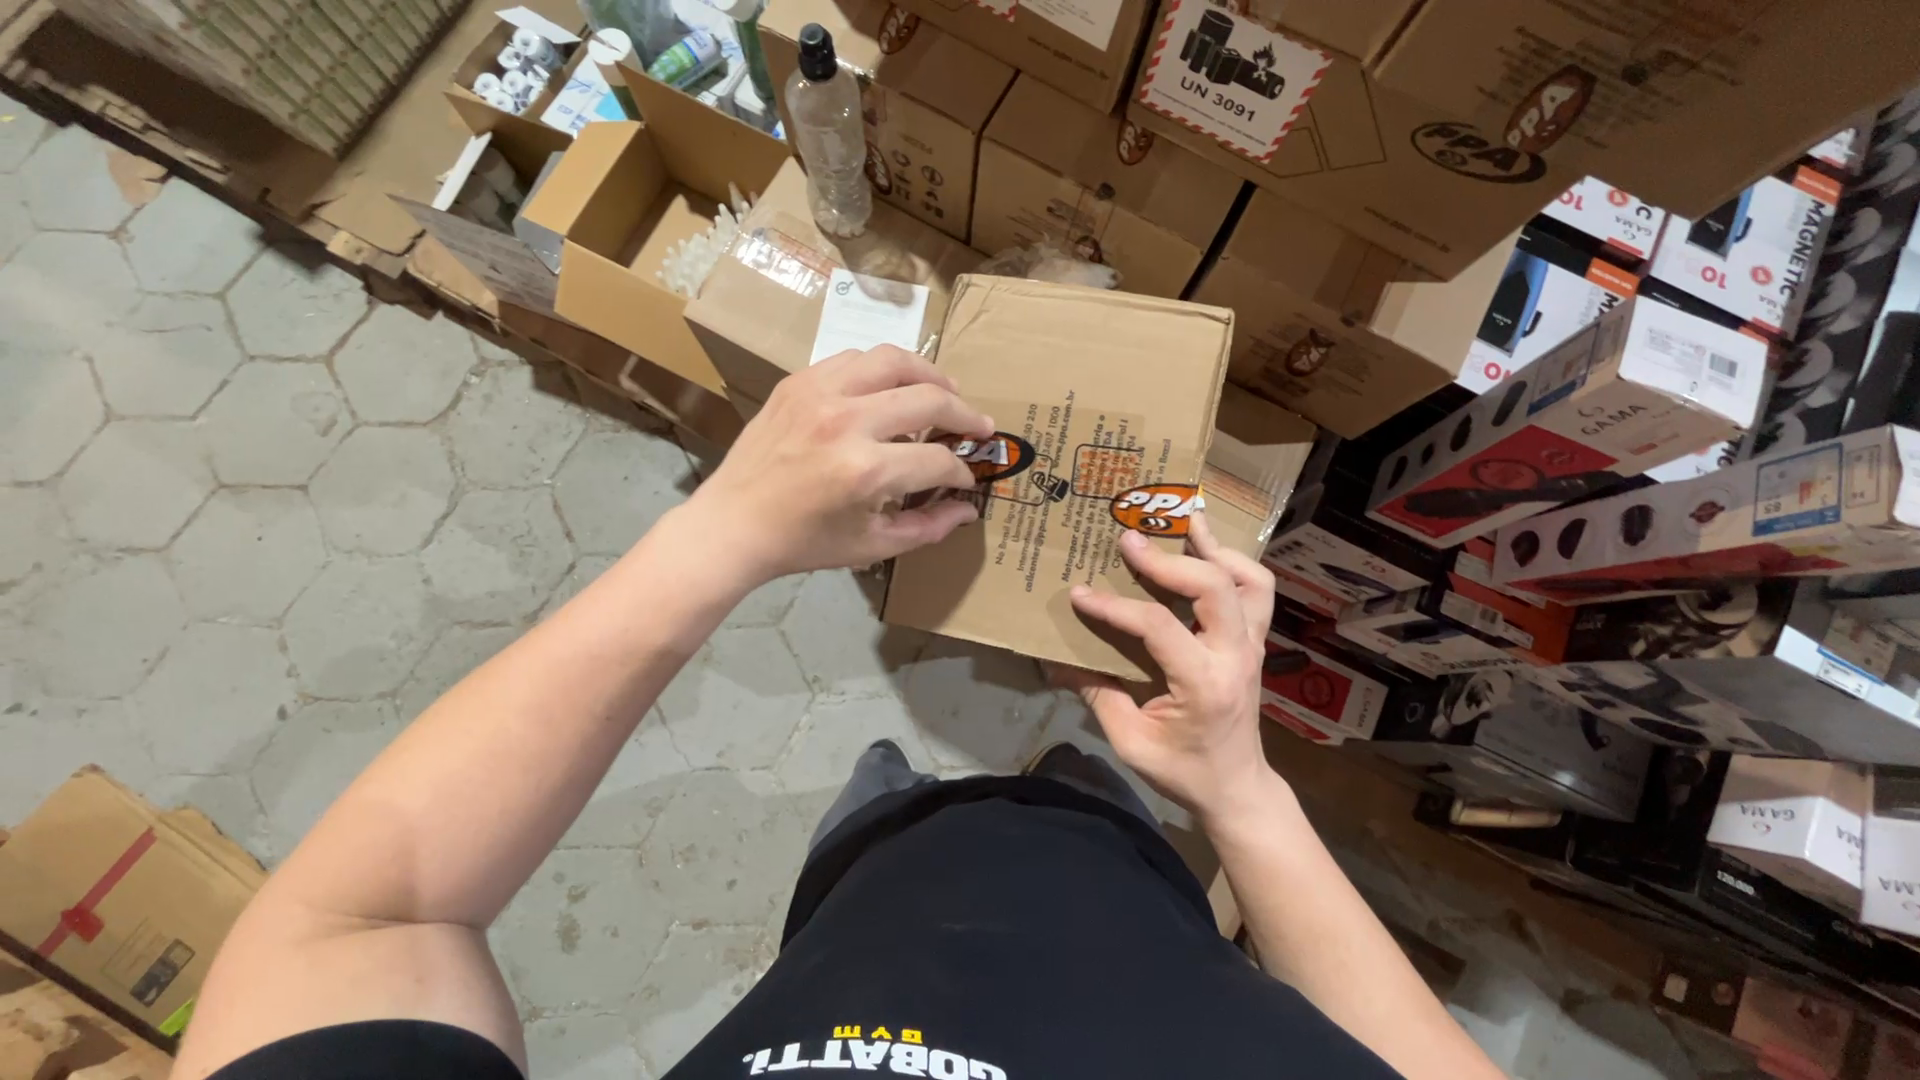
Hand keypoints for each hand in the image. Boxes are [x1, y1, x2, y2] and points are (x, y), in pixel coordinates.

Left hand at [688, 345, 994, 581]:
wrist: (732, 524)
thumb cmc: (802, 542)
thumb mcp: (869, 545)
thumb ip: (927, 528)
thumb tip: (966, 509)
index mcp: (864, 471)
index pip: (937, 460)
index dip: (961, 471)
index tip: (966, 479)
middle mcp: (846, 421)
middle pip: (928, 398)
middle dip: (964, 414)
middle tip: (978, 426)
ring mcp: (819, 393)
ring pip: (893, 360)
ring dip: (929, 373)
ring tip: (945, 390)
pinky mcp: (798, 382)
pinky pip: (854, 359)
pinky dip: (883, 370)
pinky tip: (892, 388)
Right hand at [1057, 513, 1282, 820]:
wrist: (1237, 788)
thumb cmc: (1182, 770)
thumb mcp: (1130, 741)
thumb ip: (1097, 695)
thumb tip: (1055, 662)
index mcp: (1203, 683)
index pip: (1158, 626)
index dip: (1114, 606)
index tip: (1079, 593)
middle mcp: (1235, 656)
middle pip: (1212, 586)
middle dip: (1167, 559)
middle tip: (1128, 540)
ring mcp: (1252, 647)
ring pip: (1248, 581)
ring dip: (1216, 550)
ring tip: (1185, 526)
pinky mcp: (1255, 644)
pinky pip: (1256, 592)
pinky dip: (1234, 566)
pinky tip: (1207, 554)